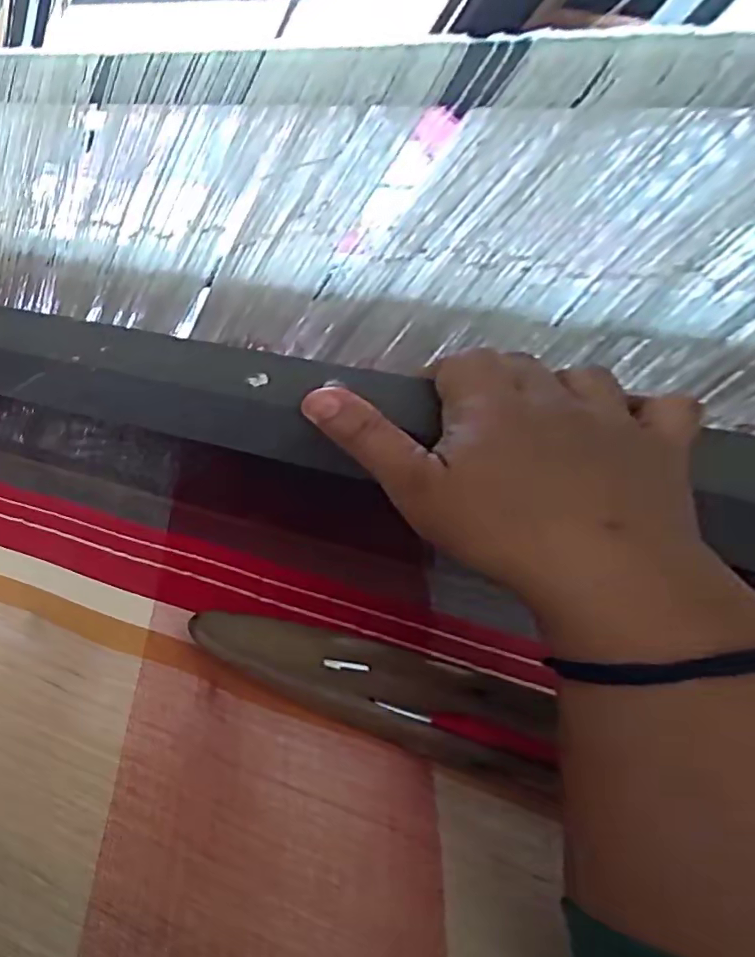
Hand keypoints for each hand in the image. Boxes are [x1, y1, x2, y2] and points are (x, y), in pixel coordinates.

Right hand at [301, 349, 754, 660]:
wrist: (604, 570)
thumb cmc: (491, 528)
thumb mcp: (409, 486)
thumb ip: (365, 436)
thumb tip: (317, 393)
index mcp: (490, 404)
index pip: (462, 362)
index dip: (437, 379)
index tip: (421, 415)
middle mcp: (555, 397)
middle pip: (518, 365)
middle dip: (488, 384)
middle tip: (463, 430)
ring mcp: (616, 418)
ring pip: (583, 377)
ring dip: (553, 389)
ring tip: (529, 427)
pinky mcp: (663, 444)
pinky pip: (659, 404)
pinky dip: (633, 407)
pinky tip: (614, 427)